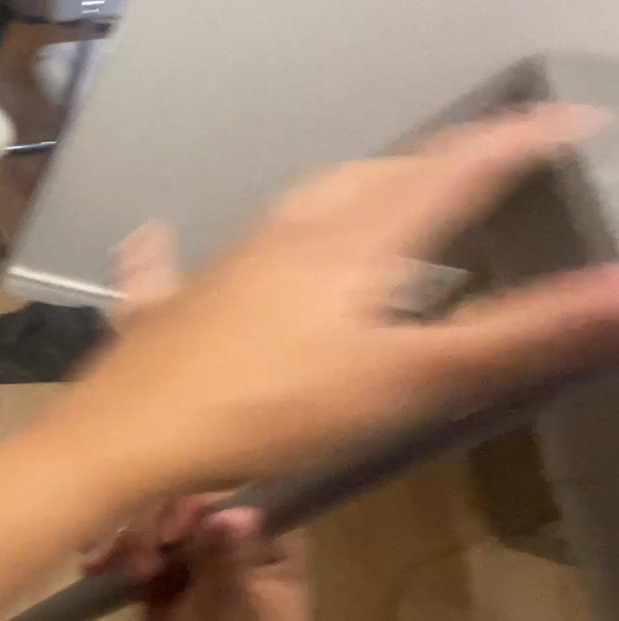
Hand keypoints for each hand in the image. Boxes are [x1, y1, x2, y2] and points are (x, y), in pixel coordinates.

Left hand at [51, 104, 618, 497]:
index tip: (560, 121)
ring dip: (325, 199)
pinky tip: (148, 237)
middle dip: (416, 168)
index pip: (445, 176)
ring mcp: (204, 276)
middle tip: (456, 168)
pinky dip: (159, 251)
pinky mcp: (150, 315)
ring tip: (355, 199)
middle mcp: (273, 245)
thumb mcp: (396, 384)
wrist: (120, 440)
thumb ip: (510, 336)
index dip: (508, 145)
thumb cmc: (257, 414)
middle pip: (356, 183)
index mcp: (346, 249)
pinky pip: (155, 271)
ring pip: (273, 217)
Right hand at [93, 499, 315, 620]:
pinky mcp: (164, 581)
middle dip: (145, 531)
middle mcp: (232, 541)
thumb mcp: (232, 614)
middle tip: (130, 567)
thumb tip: (234, 511)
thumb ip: (226, 561)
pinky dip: (112, 558)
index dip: (187, 508)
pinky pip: (134, 555)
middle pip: (178, 509)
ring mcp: (195, 561)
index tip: (165, 540)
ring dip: (122, 543)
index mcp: (268, 542)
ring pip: (150, 530)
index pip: (223, 497)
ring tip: (101, 567)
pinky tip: (90, 567)